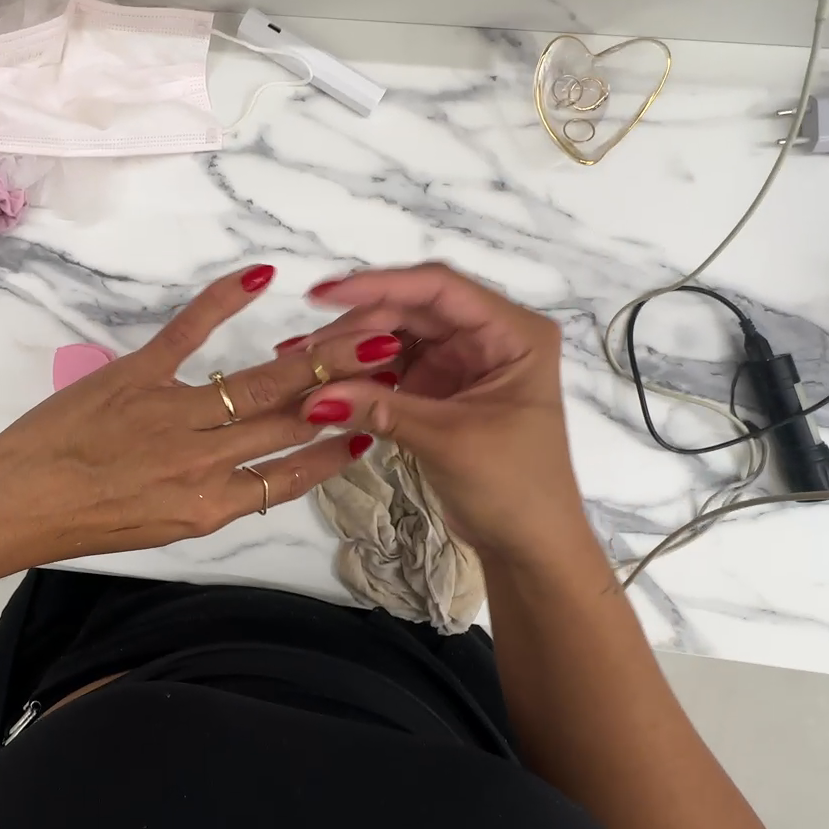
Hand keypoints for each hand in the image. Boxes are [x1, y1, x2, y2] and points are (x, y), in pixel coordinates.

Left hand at [0, 265, 398, 583]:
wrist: (18, 501)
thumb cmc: (83, 523)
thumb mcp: (160, 530)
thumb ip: (211, 501)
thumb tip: (251, 470)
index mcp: (207, 508)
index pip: (289, 478)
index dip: (332, 453)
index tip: (367, 430)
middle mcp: (201, 462)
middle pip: (289, 423)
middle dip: (347, 393)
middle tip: (393, 362)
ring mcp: (171, 414)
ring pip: (259, 383)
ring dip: (317, 359)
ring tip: (365, 333)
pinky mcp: (137, 375)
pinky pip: (190, 333)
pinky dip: (223, 301)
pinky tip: (261, 279)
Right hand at [290, 263, 586, 557]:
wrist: (527, 542)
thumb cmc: (514, 486)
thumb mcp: (447, 441)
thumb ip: (380, 410)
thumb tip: (312, 398)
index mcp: (511, 333)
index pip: (439, 290)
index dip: (379, 286)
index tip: (323, 295)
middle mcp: (485, 336)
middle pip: (410, 311)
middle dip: (355, 325)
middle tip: (302, 348)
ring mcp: (457, 362)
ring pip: (393, 338)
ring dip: (349, 349)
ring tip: (300, 361)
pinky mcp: (435, 389)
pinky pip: (388, 369)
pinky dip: (356, 375)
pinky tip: (322, 381)